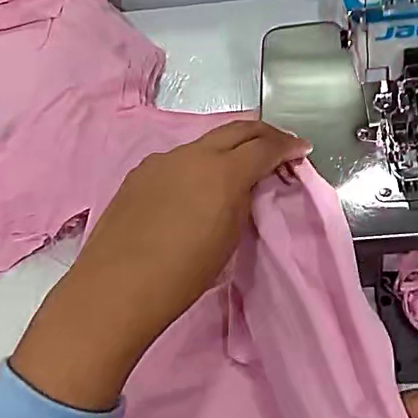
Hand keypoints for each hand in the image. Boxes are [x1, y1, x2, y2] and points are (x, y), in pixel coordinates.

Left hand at [10, 120, 309, 410]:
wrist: (116, 288)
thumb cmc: (182, 274)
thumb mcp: (229, 238)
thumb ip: (242, 201)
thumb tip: (245, 185)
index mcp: (222, 171)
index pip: (264, 146)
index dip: (287, 146)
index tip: (301, 150)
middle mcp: (193, 155)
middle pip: (237, 129)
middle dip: (264, 133)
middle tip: (281, 144)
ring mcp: (162, 160)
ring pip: (206, 142)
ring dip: (230, 147)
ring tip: (240, 165)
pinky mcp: (140, 172)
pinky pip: (180, 158)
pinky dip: (200, 162)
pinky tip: (198, 184)